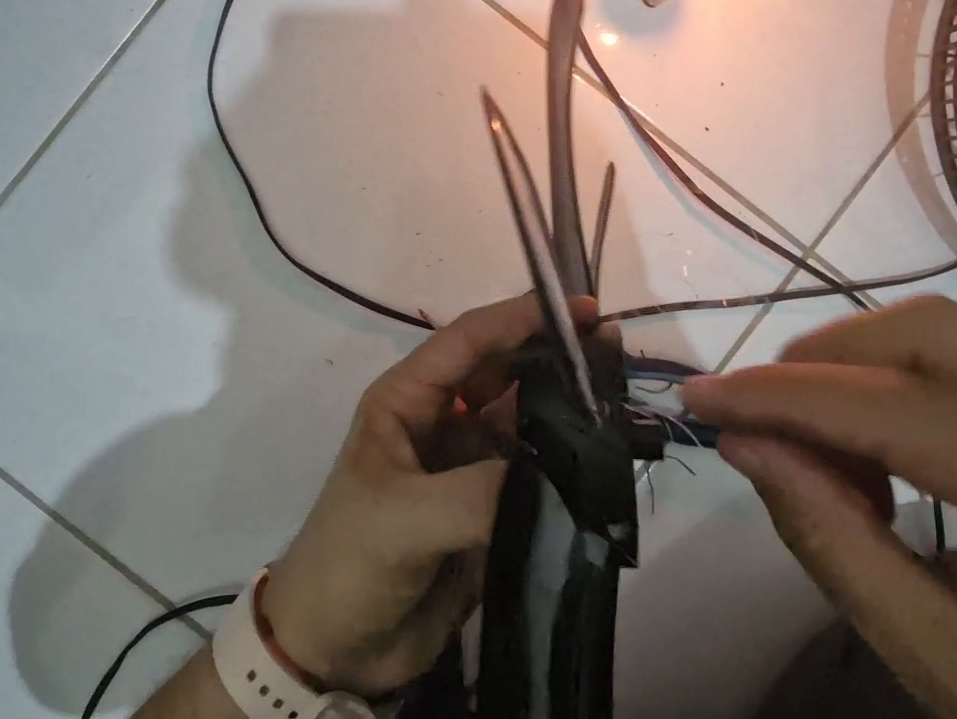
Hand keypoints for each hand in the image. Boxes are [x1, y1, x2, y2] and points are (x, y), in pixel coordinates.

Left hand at [264, 294, 584, 697]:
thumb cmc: (353, 560)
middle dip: (551, 354)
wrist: (338, 646)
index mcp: (406, 400)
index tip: (582, 309)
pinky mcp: (488, 505)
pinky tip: (603, 451)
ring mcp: (466, 463)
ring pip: (523, 416)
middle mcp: (439, 420)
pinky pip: (533, 467)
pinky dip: (564, 456)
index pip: (468, 340)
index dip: (520, 318)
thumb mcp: (408, 517)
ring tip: (619, 394)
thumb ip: (482, 490)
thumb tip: (554, 469)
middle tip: (613, 348)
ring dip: (564, 403)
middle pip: (502, 371)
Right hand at [682, 297, 956, 718]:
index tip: (704, 398)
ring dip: (851, 368)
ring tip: (819, 448)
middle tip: (755, 416)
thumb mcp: (933, 659)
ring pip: (946, 330)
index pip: (923, 418)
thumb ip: (832, 543)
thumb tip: (740, 440)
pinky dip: (887, 378)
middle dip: (822, 363)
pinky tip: (871, 447)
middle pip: (938, 338)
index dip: (799, 398)